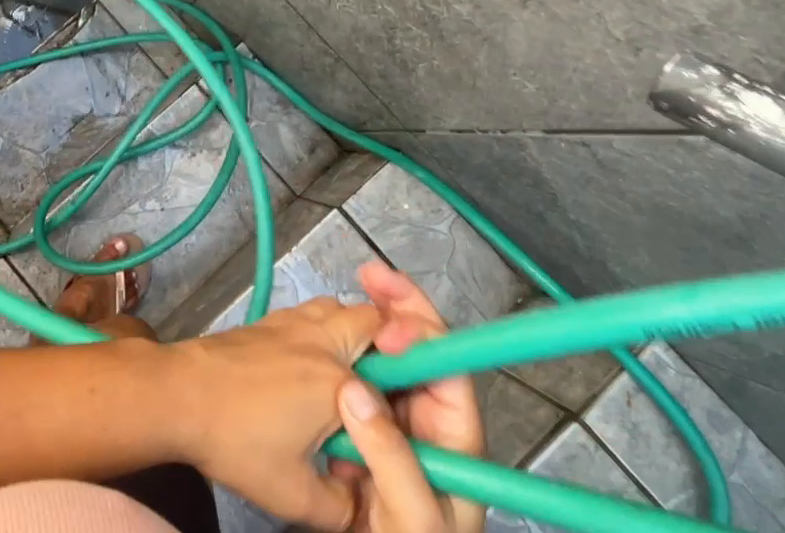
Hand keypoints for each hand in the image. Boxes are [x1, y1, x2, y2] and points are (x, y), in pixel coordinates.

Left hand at [169, 297, 380, 529]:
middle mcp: (320, 339)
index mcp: (338, 378)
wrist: (174, 394)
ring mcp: (290, 323)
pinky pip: (310, 314)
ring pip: (338, 309)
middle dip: (389, 348)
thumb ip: (341, 507)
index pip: (395, 377)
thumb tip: (363, 506)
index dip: (405, 395)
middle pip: (373, 320)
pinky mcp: (266, 321)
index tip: (401, 420)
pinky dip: (321, 331)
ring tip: (348, 378)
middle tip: (382, 390)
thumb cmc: (235, 440)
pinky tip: (308, 367)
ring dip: (352, 334)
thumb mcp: (292, 495)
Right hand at [330, 261, 485, 532]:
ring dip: (370, 323)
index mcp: (454, 440)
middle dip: (400, 309)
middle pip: (420, 352)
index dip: (426, 336)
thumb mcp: (410, 515)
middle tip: (370, 275)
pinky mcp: (365, 427)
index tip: (391, 318)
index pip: (449, 374)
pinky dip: (344, 354)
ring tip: (356, 289)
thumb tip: (354, 389)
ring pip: (386, 362)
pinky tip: (330, 332)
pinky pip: (356, 382)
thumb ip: (389, 456)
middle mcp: (429, 421)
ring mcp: (397, 421)